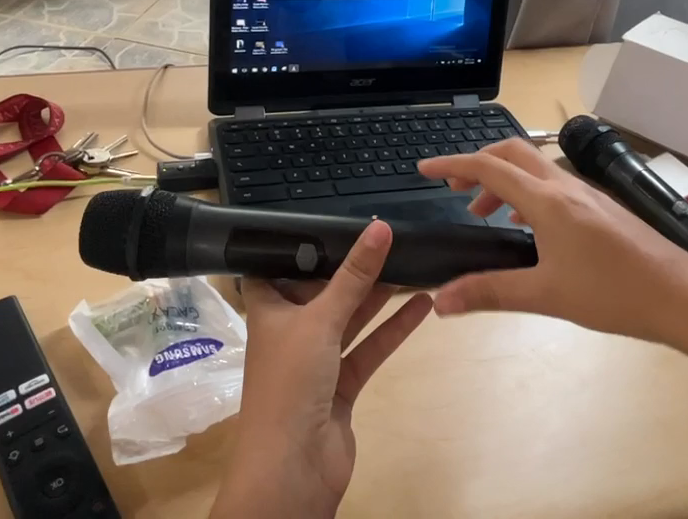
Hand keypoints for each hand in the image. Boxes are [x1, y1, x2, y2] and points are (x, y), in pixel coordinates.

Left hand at [209, 221, 433, 518]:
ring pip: (350, 318)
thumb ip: (354, 276)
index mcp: (268, 308)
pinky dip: (392, 328)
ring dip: (377, 295)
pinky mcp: (341, 386)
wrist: (292, 469)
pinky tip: (420, 305)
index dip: (301, 244)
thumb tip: (380, 227)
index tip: (332, 218)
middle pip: (322, 289)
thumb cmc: (289, 382)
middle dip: (352, 267)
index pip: (278, 265)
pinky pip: (368, 348)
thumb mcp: (320, 319)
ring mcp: (317, 359)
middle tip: (386, 235)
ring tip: (410, 262)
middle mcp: (290, 329)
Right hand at [418, 139, 687, 351]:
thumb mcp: (546, 296)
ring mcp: (587, 194)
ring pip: (534, 167)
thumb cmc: (613, 294)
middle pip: (511, 153)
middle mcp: (564, 186)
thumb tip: (441, 301)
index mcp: (547, 200)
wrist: (685, 297)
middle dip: (478, 163)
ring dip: (503, 179)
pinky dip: (526, 192)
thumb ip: (490, 292)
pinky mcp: (601, 208)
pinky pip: (552, 184)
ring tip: (484, 212)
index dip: (452, 164)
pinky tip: (528, 227)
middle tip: (453, 187)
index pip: (488, 167)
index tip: (424, 168)